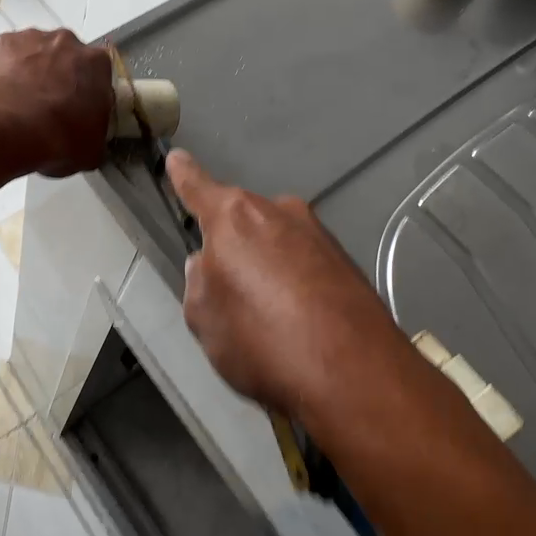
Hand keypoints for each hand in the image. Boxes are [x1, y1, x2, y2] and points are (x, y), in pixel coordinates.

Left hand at [0, 29, 112, 177]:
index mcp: (96, 62)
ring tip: (18, 102)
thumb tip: (87, 136)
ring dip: (29, 71)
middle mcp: (66, 41)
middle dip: (57, 75)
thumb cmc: (59, 136)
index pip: (97, 72)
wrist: (9, 126)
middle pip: (64, 56)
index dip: (86, 90)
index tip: (77, 109)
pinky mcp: (0, 44)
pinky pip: (4, 57)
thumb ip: (94, 131)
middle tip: (46, 105)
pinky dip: (2, 72)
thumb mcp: (92, 147)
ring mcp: (30, 39)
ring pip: (33, 53)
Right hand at [170, 150, 398, 411]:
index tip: (177, 159)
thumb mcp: (204, 319)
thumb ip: (197, 283)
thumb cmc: (264, 340)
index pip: (197, 186)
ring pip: (277, 243)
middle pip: (242, 220)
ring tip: (269, 318)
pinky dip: (297, 286)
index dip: (184, 174)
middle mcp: (278, 213)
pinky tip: (300, 326)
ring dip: (268, 267)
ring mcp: (319, 236)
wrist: (357, 376)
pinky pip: (307, 266)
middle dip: (233, 244)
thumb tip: (208, 266)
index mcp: (233, 217)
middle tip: (229, 289)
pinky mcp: (349, 264)